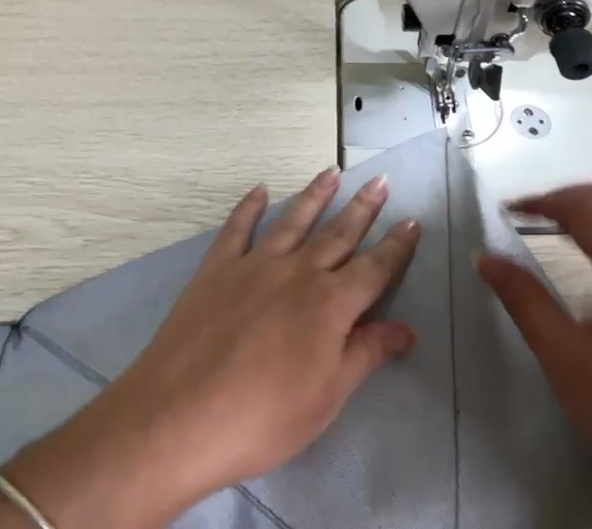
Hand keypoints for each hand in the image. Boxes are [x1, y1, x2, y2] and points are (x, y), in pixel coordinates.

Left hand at [0, 167, 421, 528]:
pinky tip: (259, 191)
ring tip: (332, 173)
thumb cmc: (263, 418)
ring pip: (293, 221)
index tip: (413, 221)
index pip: (375, 269)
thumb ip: (367, 353)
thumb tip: (408, 328)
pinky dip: (249, 207)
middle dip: (364, 208)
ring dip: (315, 196)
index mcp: (330, 305)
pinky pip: (237, 229)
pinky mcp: (215, 270)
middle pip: (339, 234)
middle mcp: (297, 273)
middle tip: (381, 181)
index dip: (396, 246)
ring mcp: (254, 266)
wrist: (177, 418)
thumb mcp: (327, 397)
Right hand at [476, 184, 591, 528]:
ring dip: (587, 209)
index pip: (587, 210)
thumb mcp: (564, 359)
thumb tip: (486, 257)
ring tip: (546, 223)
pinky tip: (580, 253)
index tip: (506, 209)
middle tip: (525, 212)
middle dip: (567, 196)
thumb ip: (524, 301)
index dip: (544, 201)